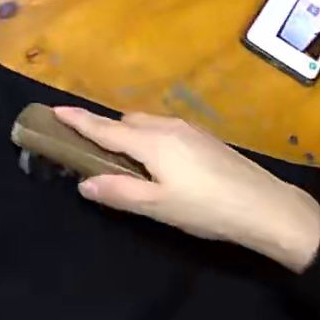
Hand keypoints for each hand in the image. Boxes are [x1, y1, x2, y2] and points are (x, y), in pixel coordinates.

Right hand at [53, 108, 319, 273]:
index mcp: (151, 141)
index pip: (105, 127)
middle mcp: (166, 126)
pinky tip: (154, 161)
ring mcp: (186, 128)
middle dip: (103, 129)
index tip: (54, 110)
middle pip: (125, 121)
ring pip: (145, 123)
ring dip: (126, 133)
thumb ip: (119, 193)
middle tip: (88, 151)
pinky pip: (161, 128)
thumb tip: (84, 183)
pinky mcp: (201, 137)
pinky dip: (146, 136)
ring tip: (120, 159)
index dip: (78, 120)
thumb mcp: (158, 207)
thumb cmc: (206, 209)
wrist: (265, 206)